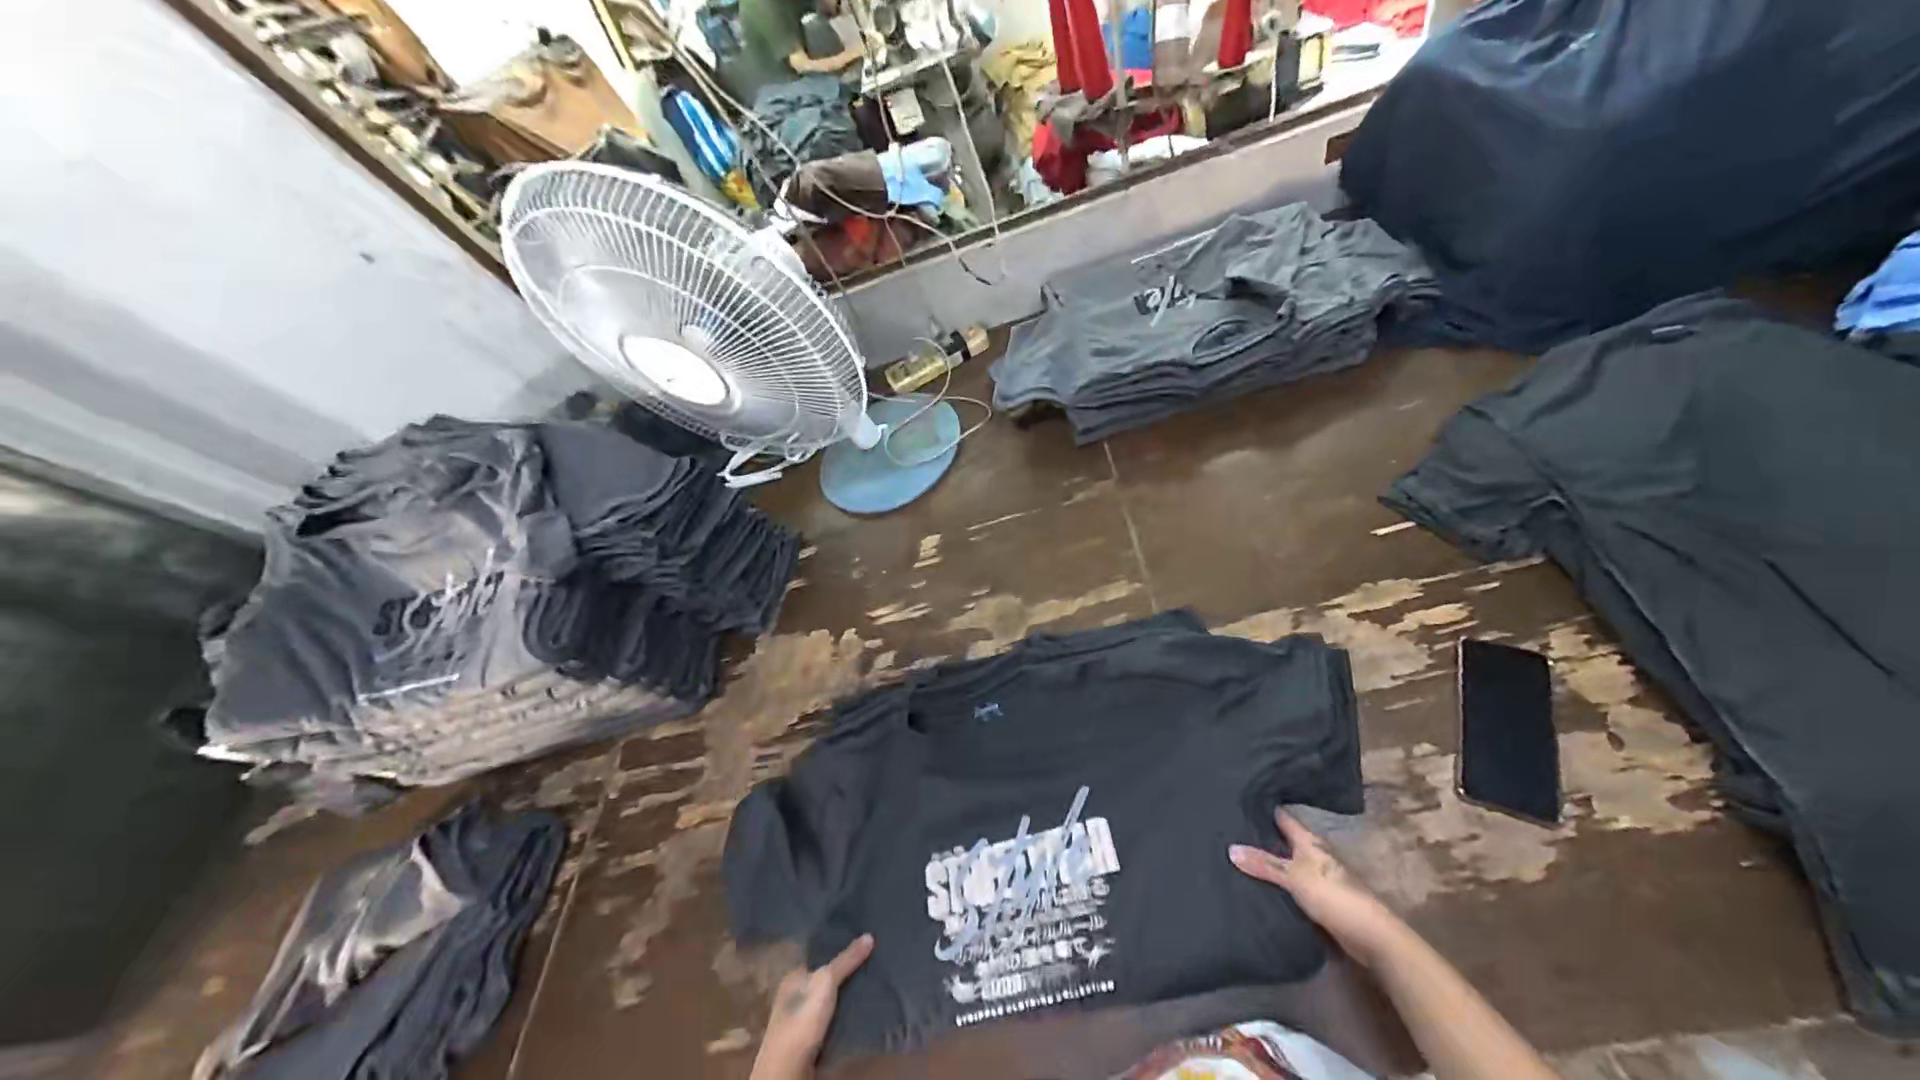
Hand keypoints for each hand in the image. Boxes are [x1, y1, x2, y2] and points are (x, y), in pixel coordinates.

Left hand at [750, 934, 873, 1079]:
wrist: (789, 1069)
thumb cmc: (802, 1018)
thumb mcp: (826, 982)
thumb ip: (846, 960)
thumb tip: (869, 935)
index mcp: (793, 976)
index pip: (817, 954)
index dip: (836, 946)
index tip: (859, 939)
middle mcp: (795, 994)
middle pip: (824, 976)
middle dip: (845, 970)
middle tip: (872, 958)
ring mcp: (802, 1018)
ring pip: (829, 999)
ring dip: (846, 994)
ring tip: (874, 980)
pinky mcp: (811, 1039)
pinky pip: (832, 1019)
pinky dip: (845, 1014)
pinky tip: (861, 1009)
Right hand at [1229, 809, 1407, 967]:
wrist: (1371, 936)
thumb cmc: (1334, 895)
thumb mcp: (1294, 876)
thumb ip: (1264, 864)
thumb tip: (1230, 848)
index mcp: (1310, 841)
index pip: (1282, 816)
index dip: (1263, 807)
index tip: (1238, 801)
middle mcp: (1313, 855)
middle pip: (1283, 839)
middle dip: (1260, 835)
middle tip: (1228, 829)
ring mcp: (1317, 877)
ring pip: (1286, 863)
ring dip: (1267, 861)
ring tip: (1235, 855)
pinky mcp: (1318, 899)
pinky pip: (1290, 884)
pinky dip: (1275, 883)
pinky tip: (1256, 885)